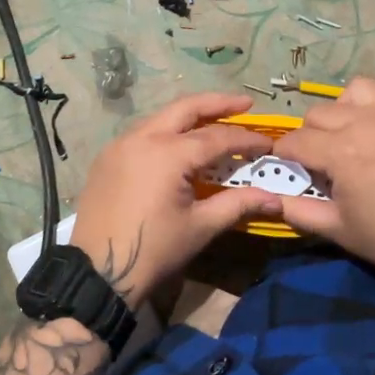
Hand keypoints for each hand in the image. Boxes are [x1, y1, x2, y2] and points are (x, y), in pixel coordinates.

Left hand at [69, 93, 282, 309]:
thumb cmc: (154, 249)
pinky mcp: (107, 156)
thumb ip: (238, 204)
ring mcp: (120, 143)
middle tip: (244, 104)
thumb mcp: (201, 227)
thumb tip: (275, 199)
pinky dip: (166, 129)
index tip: (268, 143)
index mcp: (169, 153)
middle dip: (218, 103)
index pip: (217, 137)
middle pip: (186, 108)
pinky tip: (179, 142)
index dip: (245, 139)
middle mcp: (143, 137)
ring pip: (161, 116)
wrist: (99, 271)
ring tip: (215, 120)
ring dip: (190, 114)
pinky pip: (143, 132)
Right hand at [273, 78, 374, 284]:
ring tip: (345, 141)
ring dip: (336, 115)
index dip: (284, 157)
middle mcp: (366, 123)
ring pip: (345, 96)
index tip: (287, 172)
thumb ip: (298, 209)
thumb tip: (271, 197)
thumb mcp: (339, 230)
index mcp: (344, 153)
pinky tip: (371, 134)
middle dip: (309, 138)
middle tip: (320, 166)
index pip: (296, 141)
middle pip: (316, 115)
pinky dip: (364, 106)